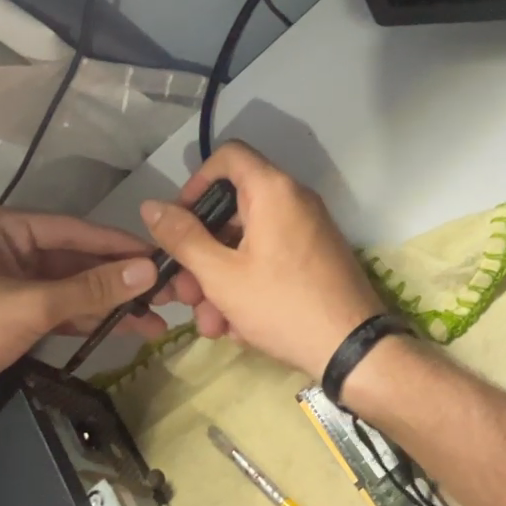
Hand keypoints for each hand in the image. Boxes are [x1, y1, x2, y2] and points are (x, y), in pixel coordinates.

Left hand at [0, 207, 199, 440]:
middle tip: (163, 298)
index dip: (119, 246)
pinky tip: (110, 330)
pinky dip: (74, 319)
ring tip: (148, 323)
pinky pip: (43, 309)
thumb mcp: (30, 306)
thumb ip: (91, 288)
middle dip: (114, 282)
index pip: (74, 229)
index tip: (162, 259)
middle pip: (68, 260)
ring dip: (100, 305)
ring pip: (59, 288)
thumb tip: (150, 270)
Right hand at [141, 142, 386, 377]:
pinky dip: (248, 284)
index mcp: (273, 191)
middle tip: (186, 292)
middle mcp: (295, 200)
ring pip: (248, 242)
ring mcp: (309, 230)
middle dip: (202, 251)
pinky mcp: (315, 258)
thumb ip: (183, 238)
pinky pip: (271, 258)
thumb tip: (151, 206)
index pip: (228, 156)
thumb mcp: (222, 275)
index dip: (196, 182)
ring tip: (211, 324)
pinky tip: (237, 327)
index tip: (179, 222)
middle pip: (233, 209)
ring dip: (221, 279)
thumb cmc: (283, 305)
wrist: (354, 349)